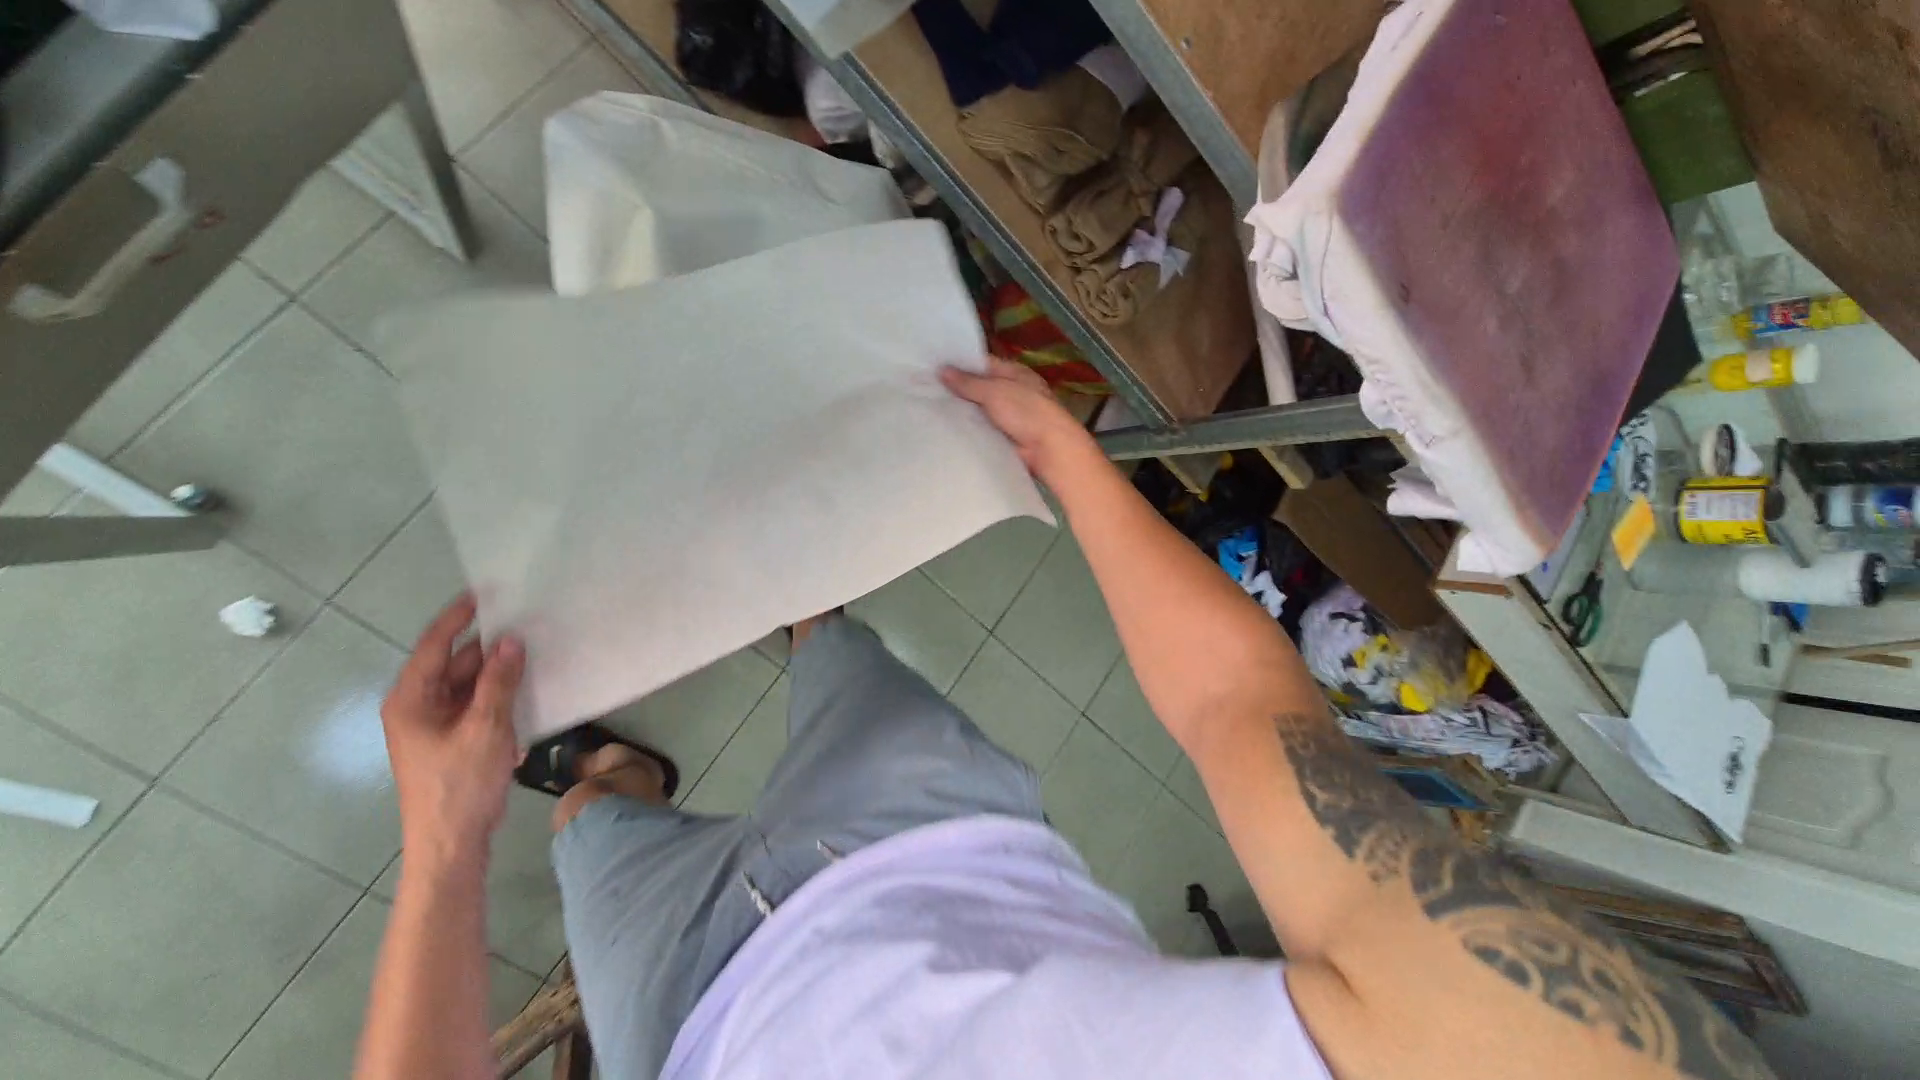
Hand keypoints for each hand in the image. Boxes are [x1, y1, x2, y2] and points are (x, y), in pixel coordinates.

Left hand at [381, 595, 524, 869]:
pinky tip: (529, 692)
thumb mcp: (485, 728)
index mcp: (410, 699)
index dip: (459, 617)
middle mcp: (417, 707)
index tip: (486, 593)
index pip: (435, 645)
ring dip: (498, 675)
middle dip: (489, 648)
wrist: (451, 844)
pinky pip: (476, 707)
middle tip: (528, 626)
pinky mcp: (452, 743)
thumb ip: (499, 682)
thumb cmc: (460, 784)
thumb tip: (512, 641)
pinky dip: (499, 698)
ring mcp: (434, 727)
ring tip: (535, 654)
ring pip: (468, 687)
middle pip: (455, 665)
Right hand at [941, 358, 1096, 481]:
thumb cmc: (1026, 412)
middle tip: (924, 387)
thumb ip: (968, 383)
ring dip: (959, 409)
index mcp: (1014, 373)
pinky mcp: (1003, 436)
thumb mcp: (995, 391)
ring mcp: (1007, 415)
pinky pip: (980, 428)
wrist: (1048, 449)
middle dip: (956, 388)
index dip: (959, 364)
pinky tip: (944, 427)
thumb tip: (942, 370)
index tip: (932, 366)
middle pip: (978, 387)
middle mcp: (1011, 391)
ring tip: (927, 405)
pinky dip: (966, 427)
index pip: (982, 363)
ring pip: (977, 409)